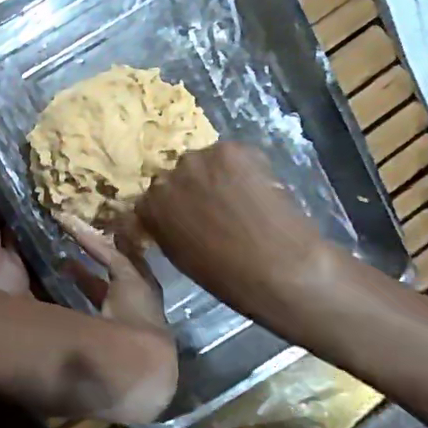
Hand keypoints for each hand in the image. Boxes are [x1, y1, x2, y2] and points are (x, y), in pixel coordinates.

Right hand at [136, 142, 353, 312]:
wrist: (278, 270)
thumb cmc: (228, 276)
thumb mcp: (180, 255)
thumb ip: (169, 227)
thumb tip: (178, 217)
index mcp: (149, 206)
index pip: (156, 196)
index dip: (178, 203)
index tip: (194, 212)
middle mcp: (165, 178)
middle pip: (180, 174)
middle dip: (196, 185)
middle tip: (221, 204)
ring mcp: (197, 161)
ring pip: (207, 161)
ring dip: (220, 174)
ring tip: (245, 195)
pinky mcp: (229, 151)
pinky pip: (236, 154)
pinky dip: (249, 167)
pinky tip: (262, 188)